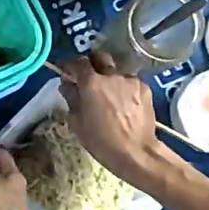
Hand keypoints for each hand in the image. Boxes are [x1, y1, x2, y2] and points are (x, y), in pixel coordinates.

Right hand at [58, 53, 171, 185]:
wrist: (136, 152)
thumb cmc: (100, 140)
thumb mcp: (77, 122)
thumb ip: (71, 97)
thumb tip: (67, 84)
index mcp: (91, 83)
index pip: (77, 63)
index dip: (68, 64)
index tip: (64, 69)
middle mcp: (111, 75)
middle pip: (100, 57)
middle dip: (91, 62)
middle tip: (87, 75)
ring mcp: (131, 80)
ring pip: (117, 70)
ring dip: (110, 76)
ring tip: (109, 92)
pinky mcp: (145, 88)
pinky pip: (130, 81)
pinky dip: (124, 87)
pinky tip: (124, 101)